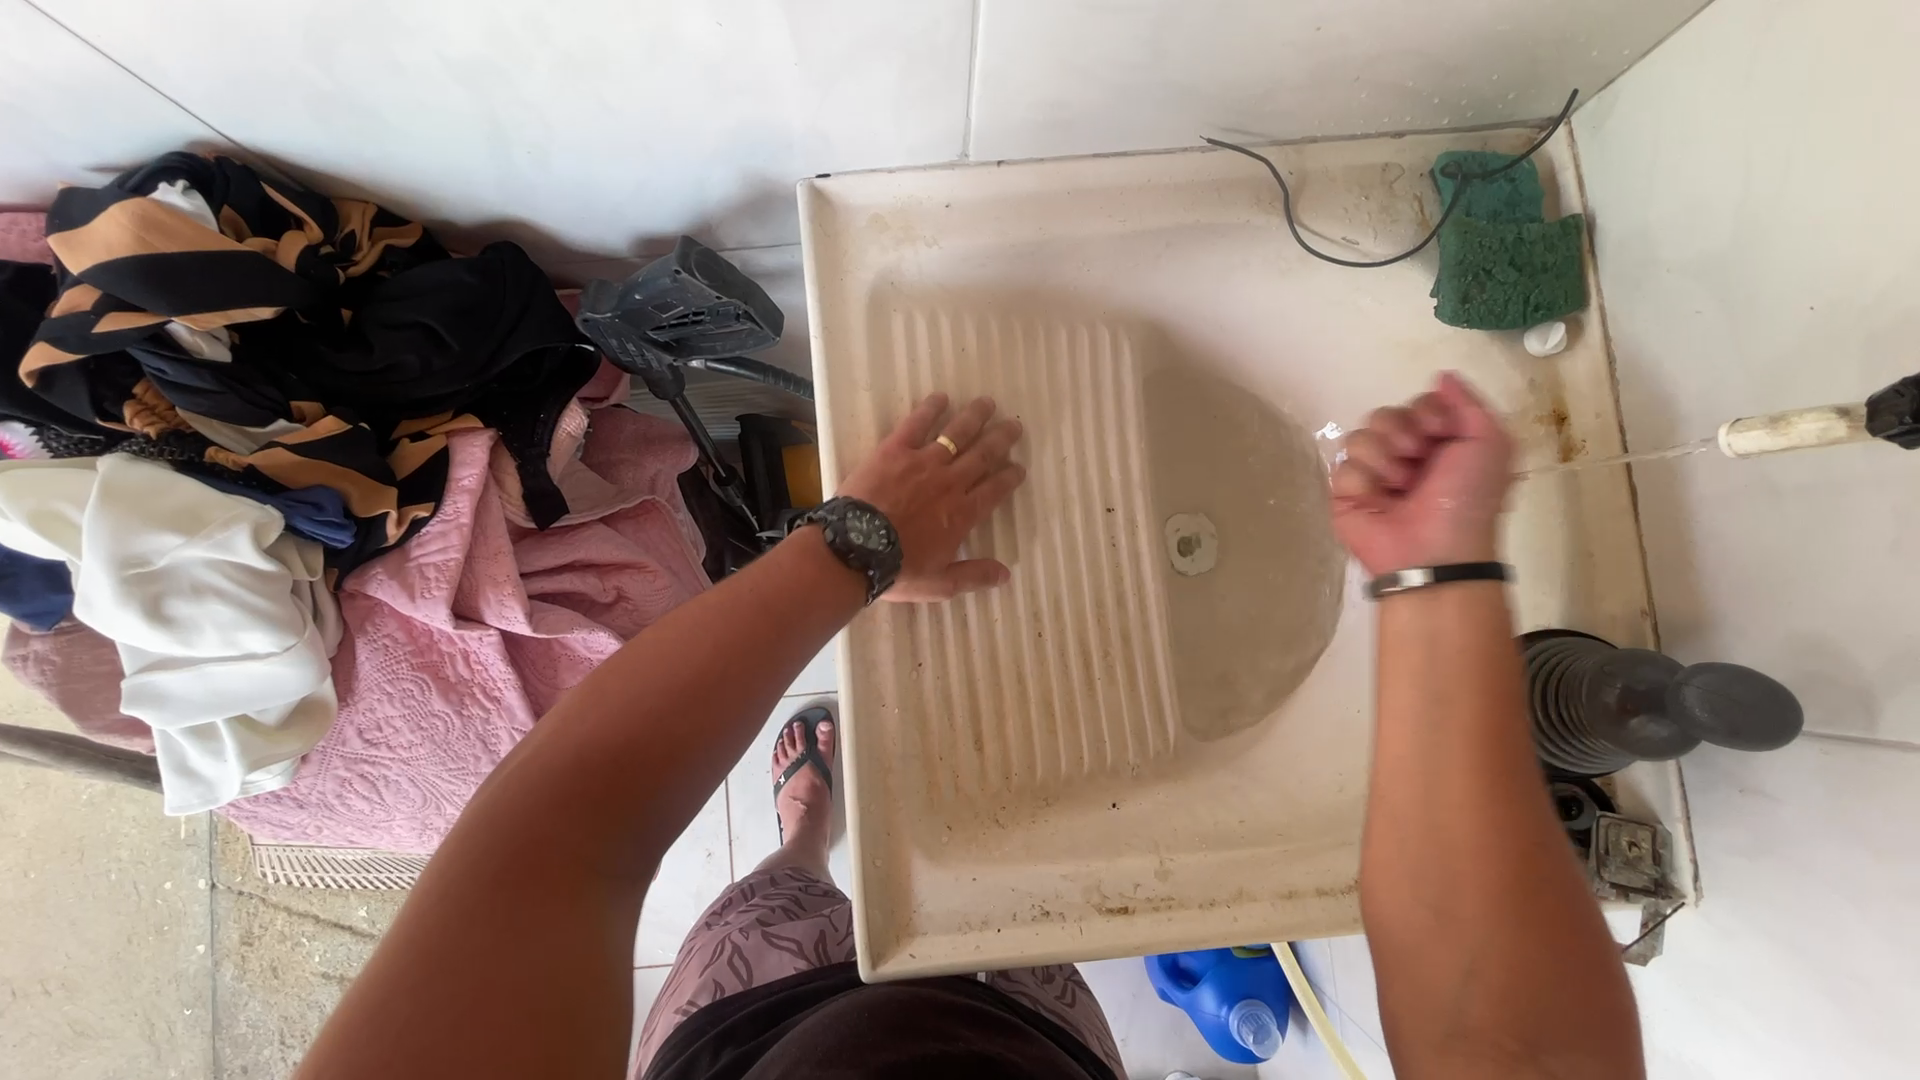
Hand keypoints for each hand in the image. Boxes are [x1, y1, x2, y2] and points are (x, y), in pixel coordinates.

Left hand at [837, 392, 1026, 601]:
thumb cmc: (897, 570)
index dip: (1009, 477)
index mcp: (962, 514)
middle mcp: (949, 482)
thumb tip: (1006, 575)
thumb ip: (974, 576)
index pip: (994, 490)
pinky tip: (940, 397)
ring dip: (974, 417)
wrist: (855, 550)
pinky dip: (930, 409)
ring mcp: (923, 462)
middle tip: (1014, 425)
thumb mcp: (940, 584)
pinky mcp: (894, 450)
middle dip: (1001, 439)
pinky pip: (917, 423)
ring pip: (956, 433)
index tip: (1019, 467)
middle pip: (982, 455)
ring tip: (987, 403)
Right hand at [1329, 372, 1513, 576]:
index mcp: (1437, 442)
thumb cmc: (1467, 501)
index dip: (1425, 412)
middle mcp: (1403, 454)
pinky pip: (1341, 468)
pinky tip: (1378, 501)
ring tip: (1398, 486)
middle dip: (1401, 433)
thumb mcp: (1491, 444)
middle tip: (1417, 459)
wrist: (1434, 550)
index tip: (1439, 433)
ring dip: (1382, 459)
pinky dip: (1362, 484)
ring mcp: (1371, 473)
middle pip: (1383, 414)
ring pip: (1358, 437)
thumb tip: (1441, 375)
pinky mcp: (1345, 494)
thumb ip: (1469, 404)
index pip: (1416, 403)